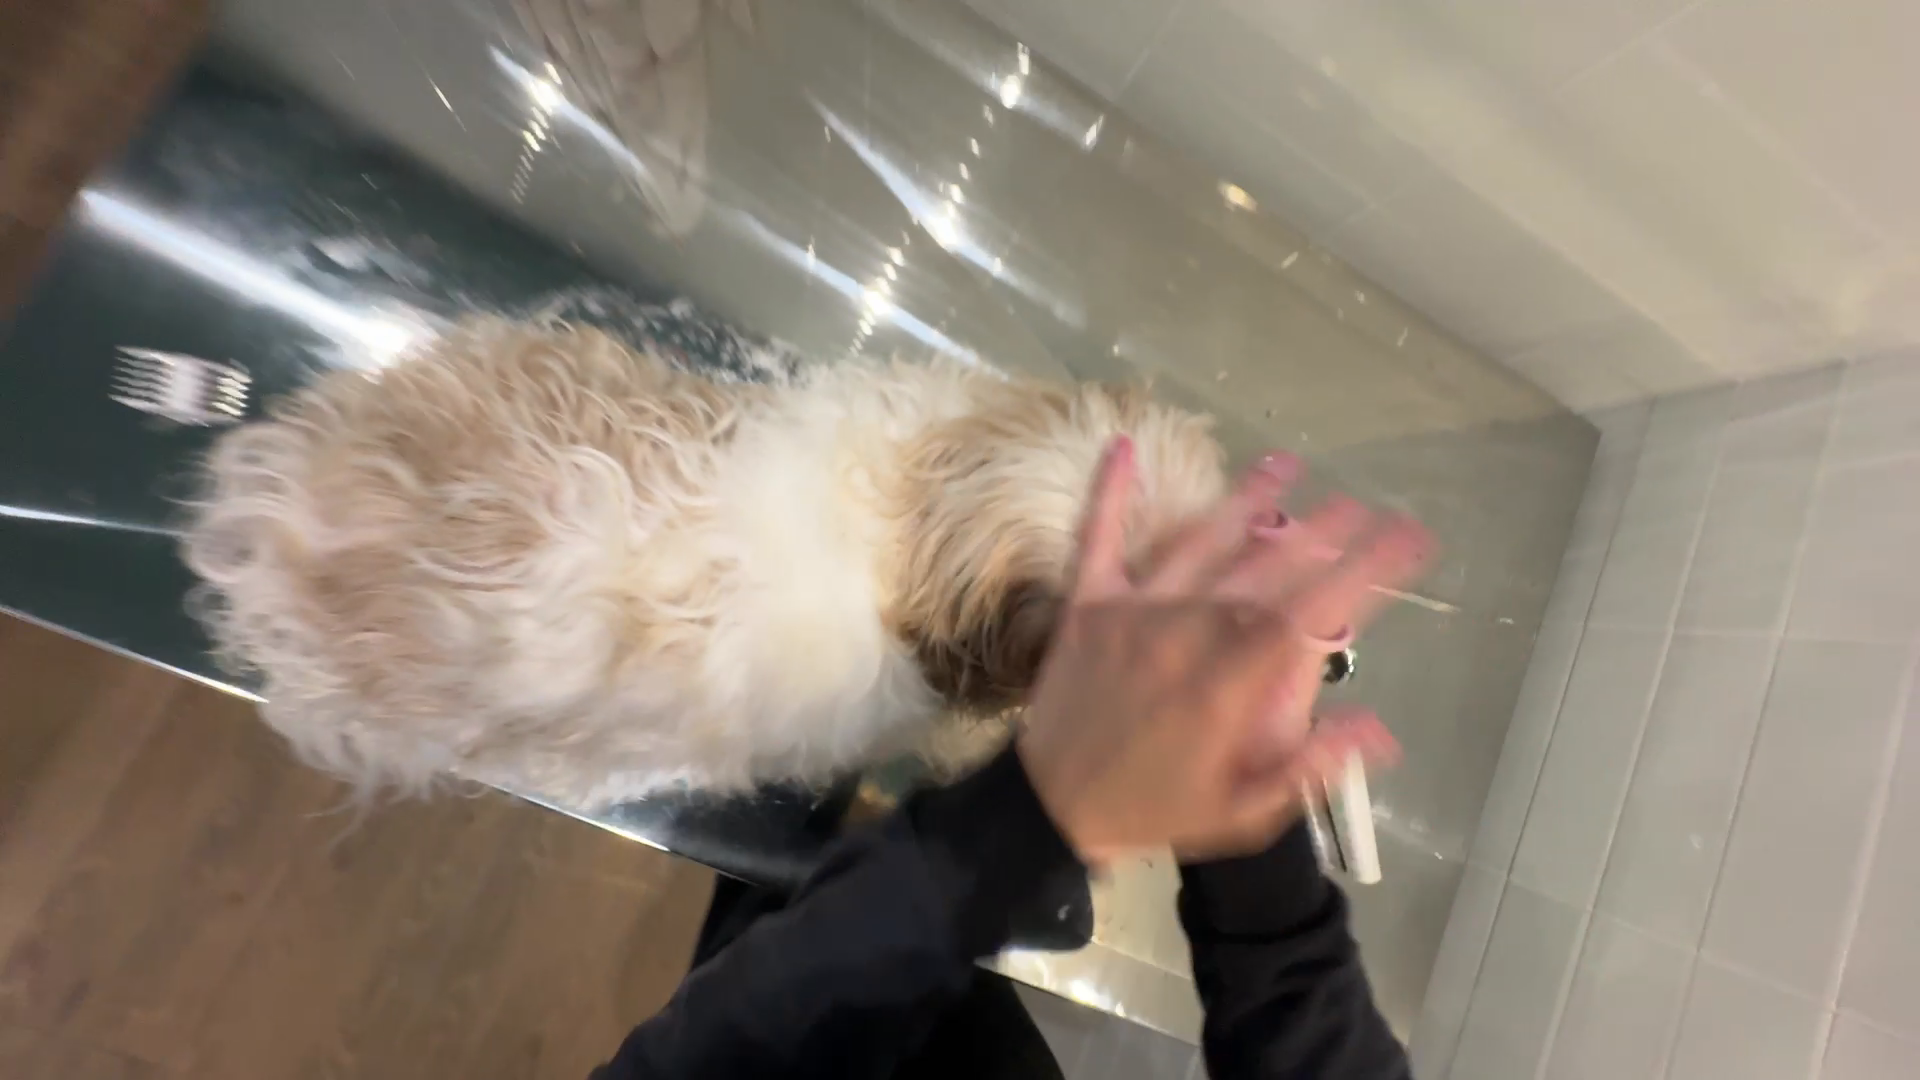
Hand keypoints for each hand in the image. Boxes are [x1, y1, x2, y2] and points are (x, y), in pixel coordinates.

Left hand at [1015, 438, 1430, 862]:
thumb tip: (1382, 728)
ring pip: (1198, 543)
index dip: (1363, 571)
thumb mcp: (1240, 809)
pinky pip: (1098, 537)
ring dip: (1243, 500)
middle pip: (1262, 571)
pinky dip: (1111, 491)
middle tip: (1358, 502)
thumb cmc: (1153, 808)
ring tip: (1283, 461)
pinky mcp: (1086, 603)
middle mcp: (1184, 635)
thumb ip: (1308, 765)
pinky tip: (1123, 444)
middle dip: (1319, 533)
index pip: (1309, 614)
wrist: (1054, 803)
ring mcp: (1131, 612)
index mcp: (1227, 686)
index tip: (1406, 537)